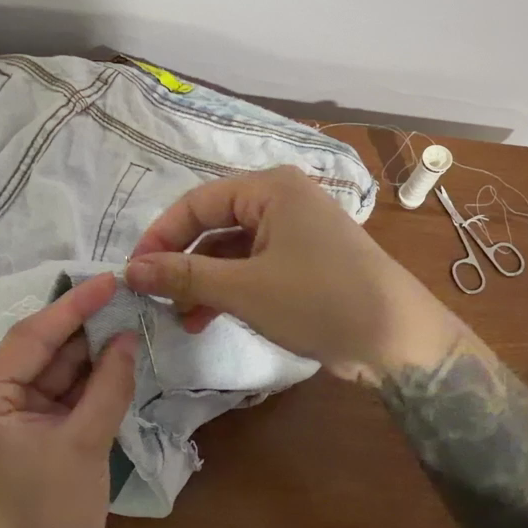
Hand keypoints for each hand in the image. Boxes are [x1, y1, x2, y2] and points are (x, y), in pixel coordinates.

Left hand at [0, 274, 137, 527]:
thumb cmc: (54, 512)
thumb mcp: (86, 442)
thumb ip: (108, 385)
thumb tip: (128, 338)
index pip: (29, 338)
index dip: (72, 306)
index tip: (109, 280)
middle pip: (36, 353)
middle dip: (81, 331)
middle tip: (124, 301)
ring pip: (46, 375)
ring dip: (84, 357)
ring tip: (125, 326)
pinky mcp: (17, 438)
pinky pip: (50, 399)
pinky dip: (80, 386)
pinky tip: (111, 364)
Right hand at [124, 166, 459, 382]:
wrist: (397, 339)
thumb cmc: (319, 300)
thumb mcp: (244, 288)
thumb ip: (184, 276)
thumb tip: (131, 270)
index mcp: (271, 188)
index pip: (197, 203)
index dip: (161, 237)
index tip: (133, 272)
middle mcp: (283, 201)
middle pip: (214, 225)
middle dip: (182, 263)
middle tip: (155, 298)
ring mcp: (296, 233)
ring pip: (232, 251)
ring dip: (203, 283)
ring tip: (181, 318)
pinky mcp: (305, 263)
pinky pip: (253, 268)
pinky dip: (228, 291)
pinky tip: (207, 319)